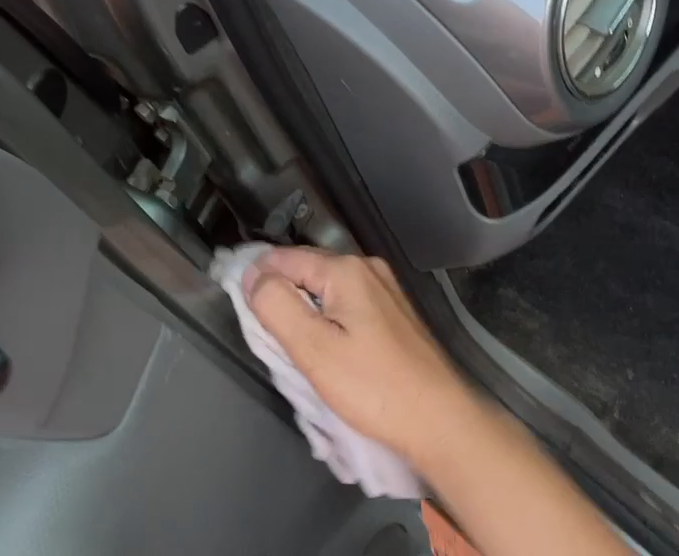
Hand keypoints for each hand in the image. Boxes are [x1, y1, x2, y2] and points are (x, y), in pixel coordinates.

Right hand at [245, 246, 481, 461]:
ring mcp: (385, 290)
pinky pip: (347, 303)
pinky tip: (326, 345)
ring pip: (327, 288)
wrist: (440, 421)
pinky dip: (328, 317)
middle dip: (281, 291)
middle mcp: (367, 269)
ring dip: (305, 307)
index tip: (238, 304)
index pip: (284, 258)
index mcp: (345, 270)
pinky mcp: (395, 314)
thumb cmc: (374, 387)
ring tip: (289, 341)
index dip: (256, 277)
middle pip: (307, 269)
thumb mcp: (313, 350)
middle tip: (261, 329)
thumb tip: (253, 276)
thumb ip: (277, 306)